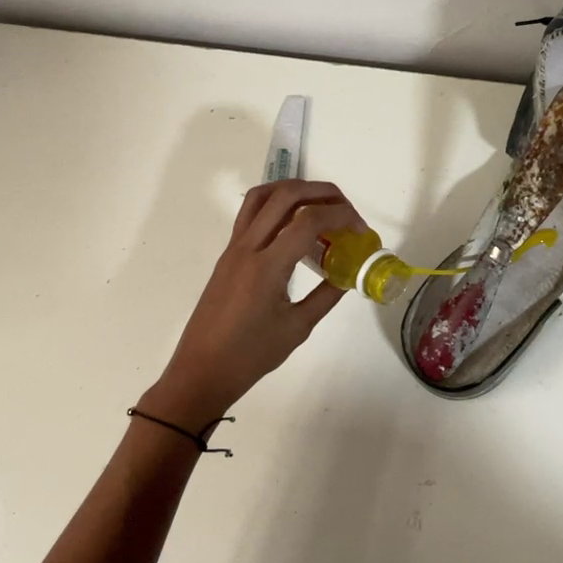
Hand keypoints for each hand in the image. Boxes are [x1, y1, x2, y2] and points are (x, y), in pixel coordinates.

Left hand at [142, 180, 365, 427]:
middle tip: (346, 210)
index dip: (341, 216)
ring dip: (295, 190)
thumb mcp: (298, 327)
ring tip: (321, 206)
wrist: (201, 372)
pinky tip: (295, 225)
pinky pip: (251, 213)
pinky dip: (277, 205)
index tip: (361, 230)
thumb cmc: (250, 356)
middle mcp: (247, 248)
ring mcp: (234, 248)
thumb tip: (349, 274)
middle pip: (286, 195)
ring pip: (262, 196)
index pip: (309, 221)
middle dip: (323, 192)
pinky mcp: (228, 254)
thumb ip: (326, 295)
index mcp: (266, 267)